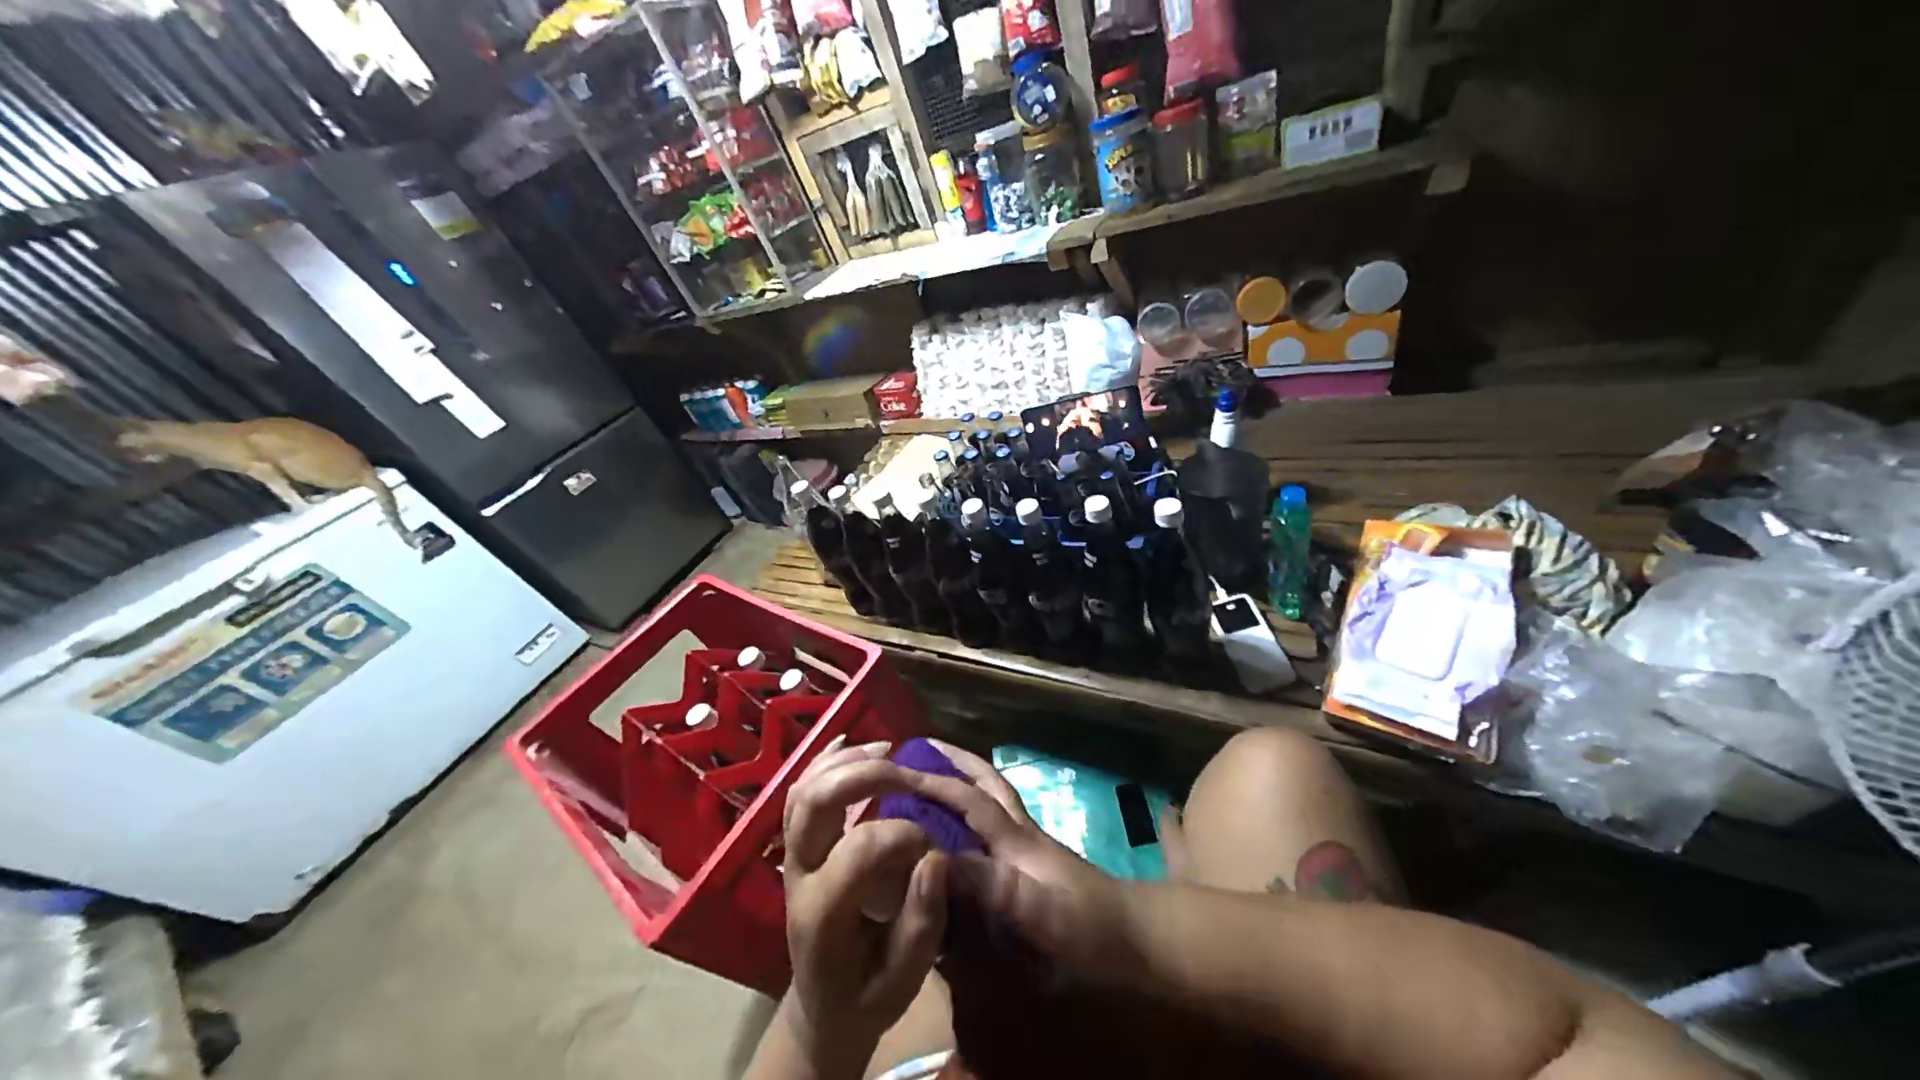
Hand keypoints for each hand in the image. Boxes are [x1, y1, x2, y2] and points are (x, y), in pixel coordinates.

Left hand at [779, 736, 947, 1078]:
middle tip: (907, 772)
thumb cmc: (867, 994)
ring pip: (803, 788)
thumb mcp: (903, 979)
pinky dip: (825, 761)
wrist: (824, 1004)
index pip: (858, 851)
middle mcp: (797, 874)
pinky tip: (853, 742)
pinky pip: (800, 790)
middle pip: (814, 803)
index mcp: (821, 913)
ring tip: (888, 750)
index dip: (904, 836)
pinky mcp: (798, 843)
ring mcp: (792, 854)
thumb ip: (921, 922)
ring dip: (845, 761)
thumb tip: (938, 856)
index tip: (936, 846)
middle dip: (864, 776)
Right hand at [901, 740, 1135, 978]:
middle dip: (954, 760)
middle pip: (986, 782)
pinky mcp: (1036, 864)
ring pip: (994, 797)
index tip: (894, 770)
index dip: (932, 782)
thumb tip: (939, 857)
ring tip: (937, 770)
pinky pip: (997, 822)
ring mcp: (1031, 846)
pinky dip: (977, 806)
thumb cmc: (1091, 927)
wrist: (1139, 938)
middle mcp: (1021, 833)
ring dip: (966, 776)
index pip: (968, 799)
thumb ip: (995, 885)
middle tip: (922, 746)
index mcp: (1016, 840)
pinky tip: (966, 822)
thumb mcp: (1041, 912)